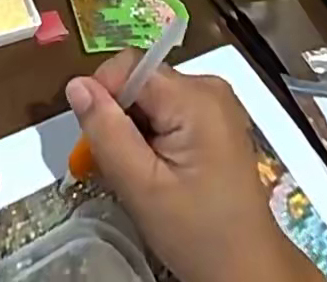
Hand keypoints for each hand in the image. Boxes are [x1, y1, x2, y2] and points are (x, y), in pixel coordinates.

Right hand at [66, 53, 324, 281]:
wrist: (252, 274)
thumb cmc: (199, 234)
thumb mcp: (143, 188)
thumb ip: (106, 132)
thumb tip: (75, 84)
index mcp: (195, 96)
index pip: (131, 66)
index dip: (103, 93)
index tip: (94, 136)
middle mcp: (207, 85)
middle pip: (141, 80)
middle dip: (118, 116)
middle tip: (115, 164)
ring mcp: (214, 101)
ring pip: (151, 96)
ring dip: (133, 127)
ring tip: (137, 172)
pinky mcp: (215, 118)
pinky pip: (168, 109)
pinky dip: (152, 133)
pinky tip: (155, 168)